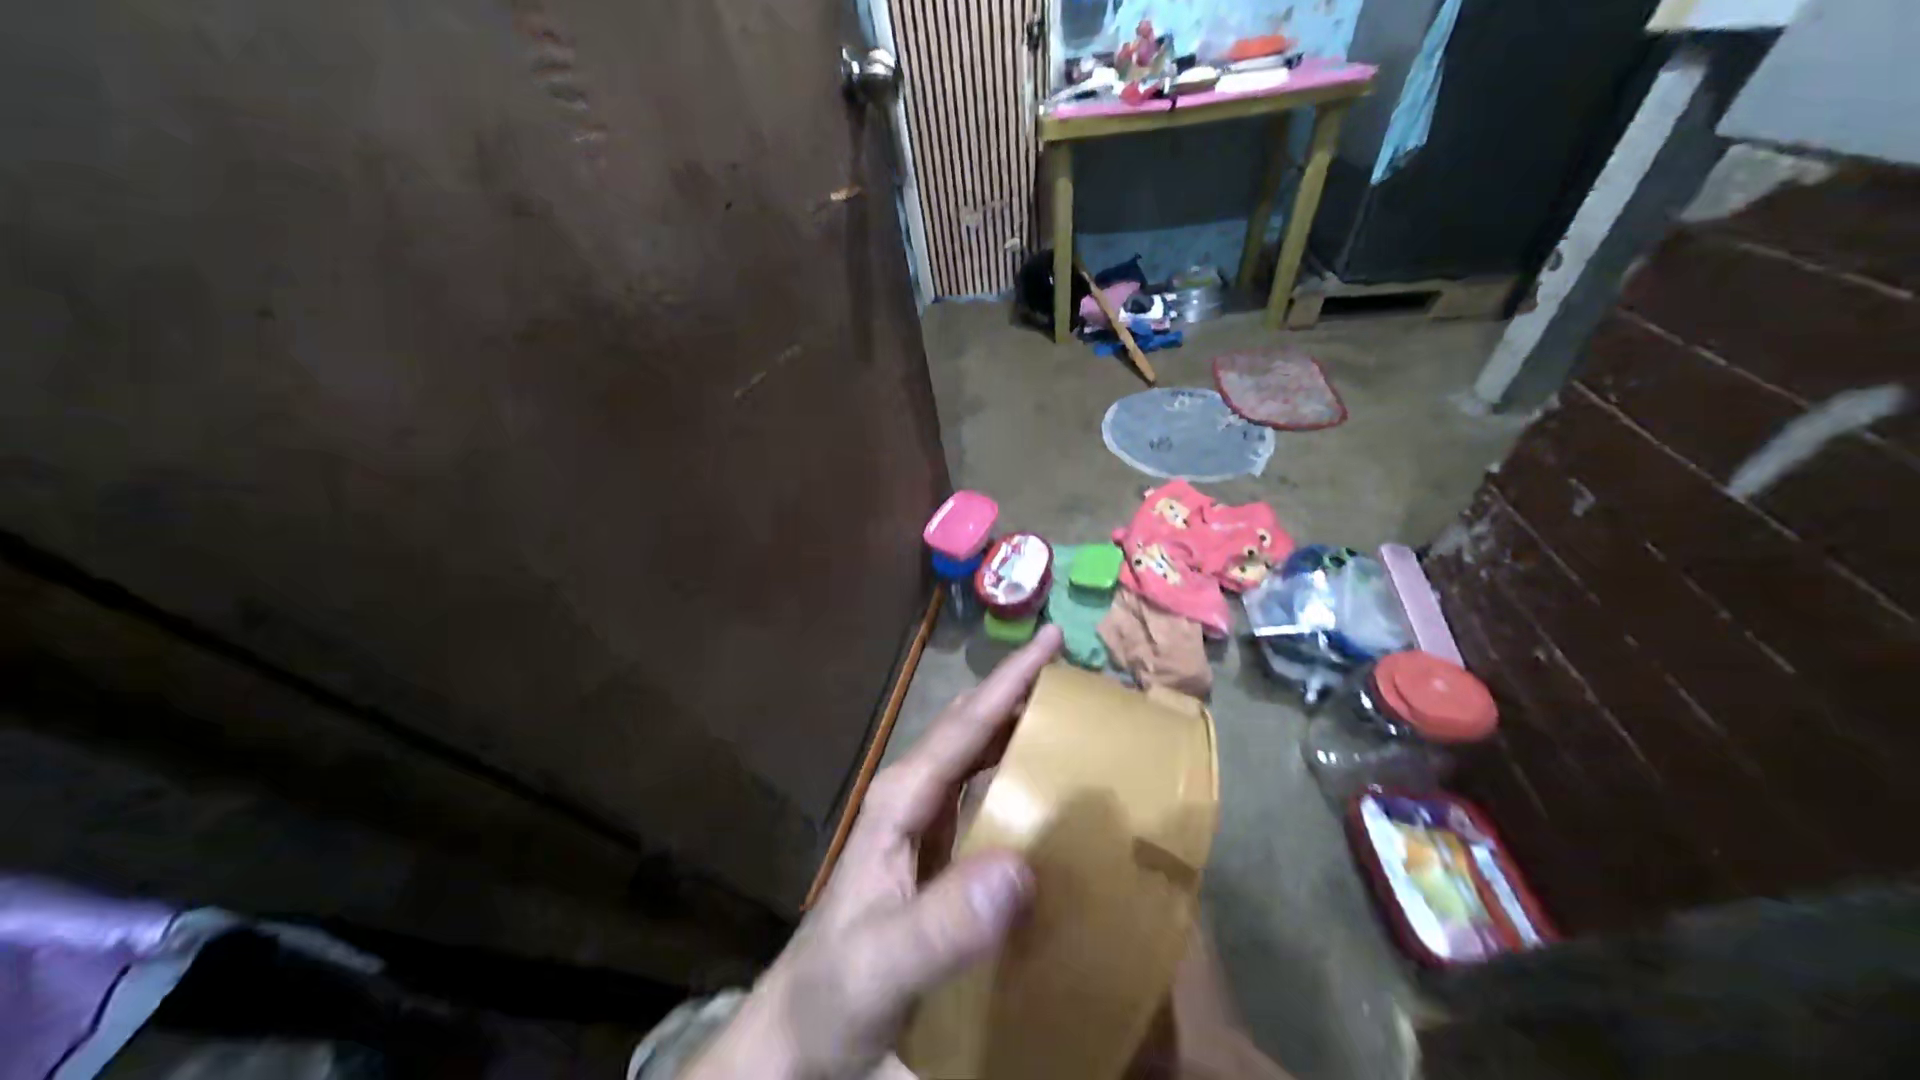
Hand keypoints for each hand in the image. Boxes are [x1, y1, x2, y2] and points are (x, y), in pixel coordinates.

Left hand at [686, 625, 1064, 1079]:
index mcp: (900, 801)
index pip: (963, 727)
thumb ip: (945, 922)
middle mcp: (912, 799)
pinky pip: (985, 799)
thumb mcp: (885, 962)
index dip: (1009, 681)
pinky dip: (1018, 778)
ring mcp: (923, 826)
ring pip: (979, 757)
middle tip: (1079, 677)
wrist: (800, 1034)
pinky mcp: (937, 856)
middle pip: (972, 728)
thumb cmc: (833, 992)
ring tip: (1075, 720)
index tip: (1052, 641)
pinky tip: (1049, 793)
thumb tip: (1022, 868)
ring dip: (1021, 730)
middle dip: (1020, 693)